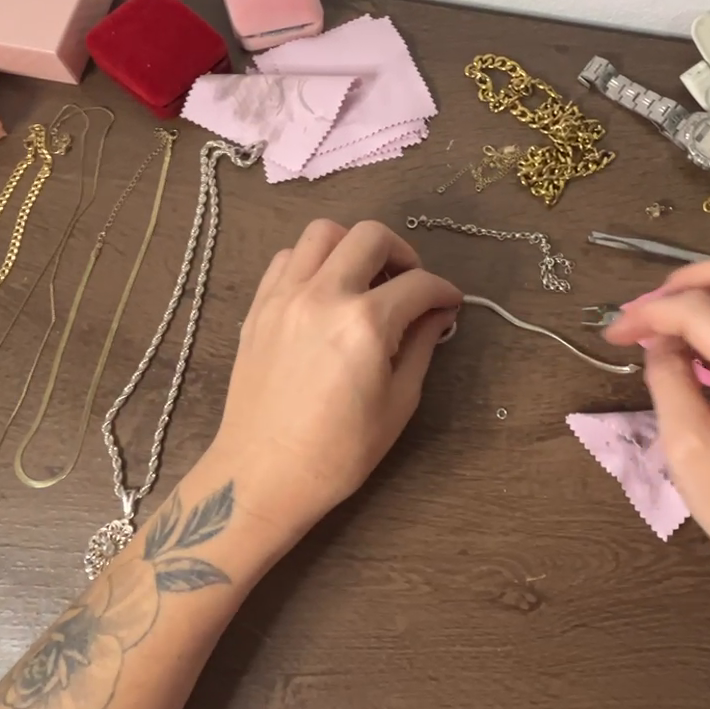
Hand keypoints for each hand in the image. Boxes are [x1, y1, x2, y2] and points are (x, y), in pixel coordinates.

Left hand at [207, 219, 460, 536]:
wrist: (262, 475)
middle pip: (371, 236)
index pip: (419, 284)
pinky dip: (313, 261)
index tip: (450, 303)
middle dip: (403, 253)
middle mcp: (324, 296)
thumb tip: (439, 313)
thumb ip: (422, 345)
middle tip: (410, 283)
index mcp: (365, 324)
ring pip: (323, 233)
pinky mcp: (260, 306)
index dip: (444, 291)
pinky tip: (325, 290)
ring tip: (365, 278)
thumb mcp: (399, 402)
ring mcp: (285, 296)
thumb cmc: (339, 452)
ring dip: (353, 246)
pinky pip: (288, 257)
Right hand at [603, 255, 709, 576]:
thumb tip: (656, 340)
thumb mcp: (689, 451)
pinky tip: (686, 347)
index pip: (702, 310)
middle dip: (686, 281)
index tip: (615, 334)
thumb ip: (669, 382)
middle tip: (649, 313)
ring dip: (700, 295)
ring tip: (660, 329)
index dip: (651, 311)